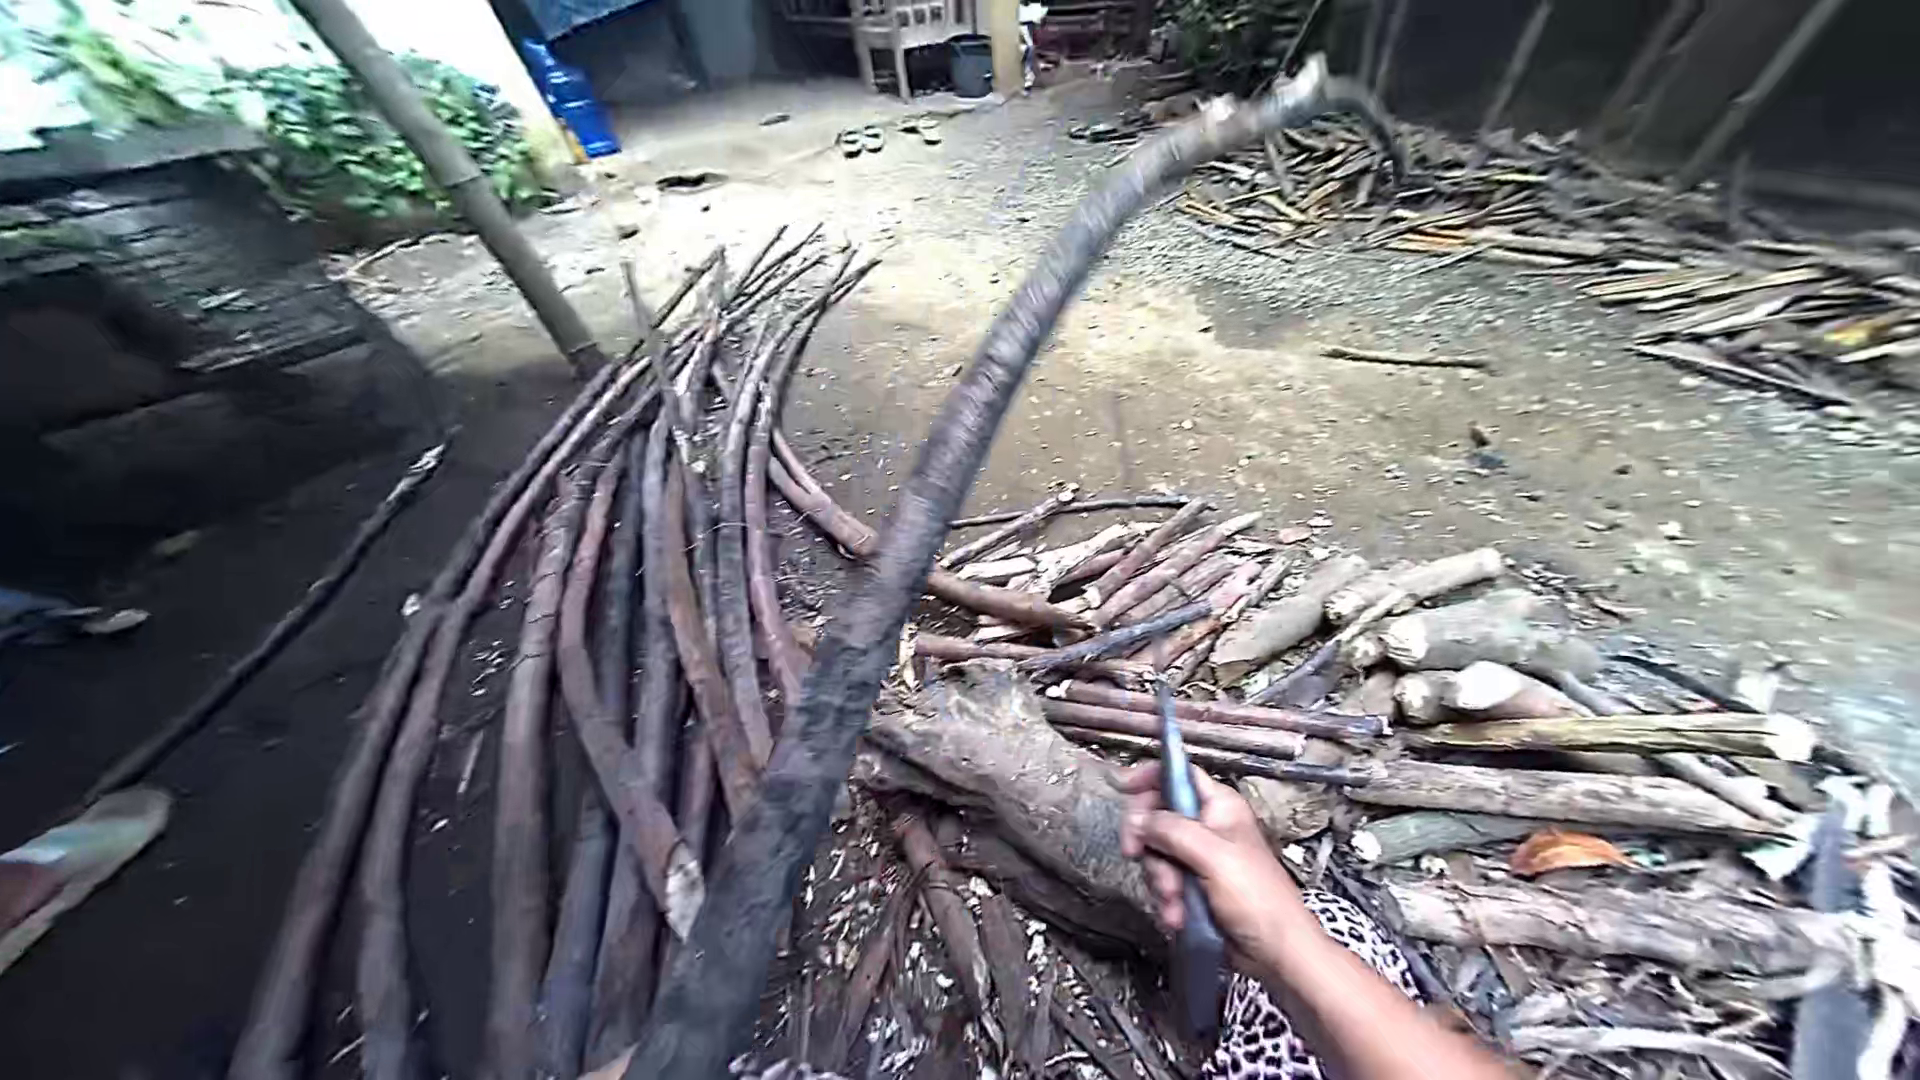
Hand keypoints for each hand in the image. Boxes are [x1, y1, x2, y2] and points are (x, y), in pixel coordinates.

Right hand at [1113, 761, 1313, 968]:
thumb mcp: (1211, 855)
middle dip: (1147, 841)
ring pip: (1156, 851)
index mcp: (1218, 805)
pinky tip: (1176, 916)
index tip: (1123, 788)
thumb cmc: (1255, 897)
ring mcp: (1198, 855)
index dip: (1149, 775)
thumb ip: (1170, 830)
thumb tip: (1135, 818)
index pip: (1177, 773)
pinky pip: (1163, 879)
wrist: (1278, 956)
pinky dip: (1165, 898)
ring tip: (1174, 902)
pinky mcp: (1192, 884)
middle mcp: (1205, 824)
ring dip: (1159, 878)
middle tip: (1135, 855)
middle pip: (1156, 813)